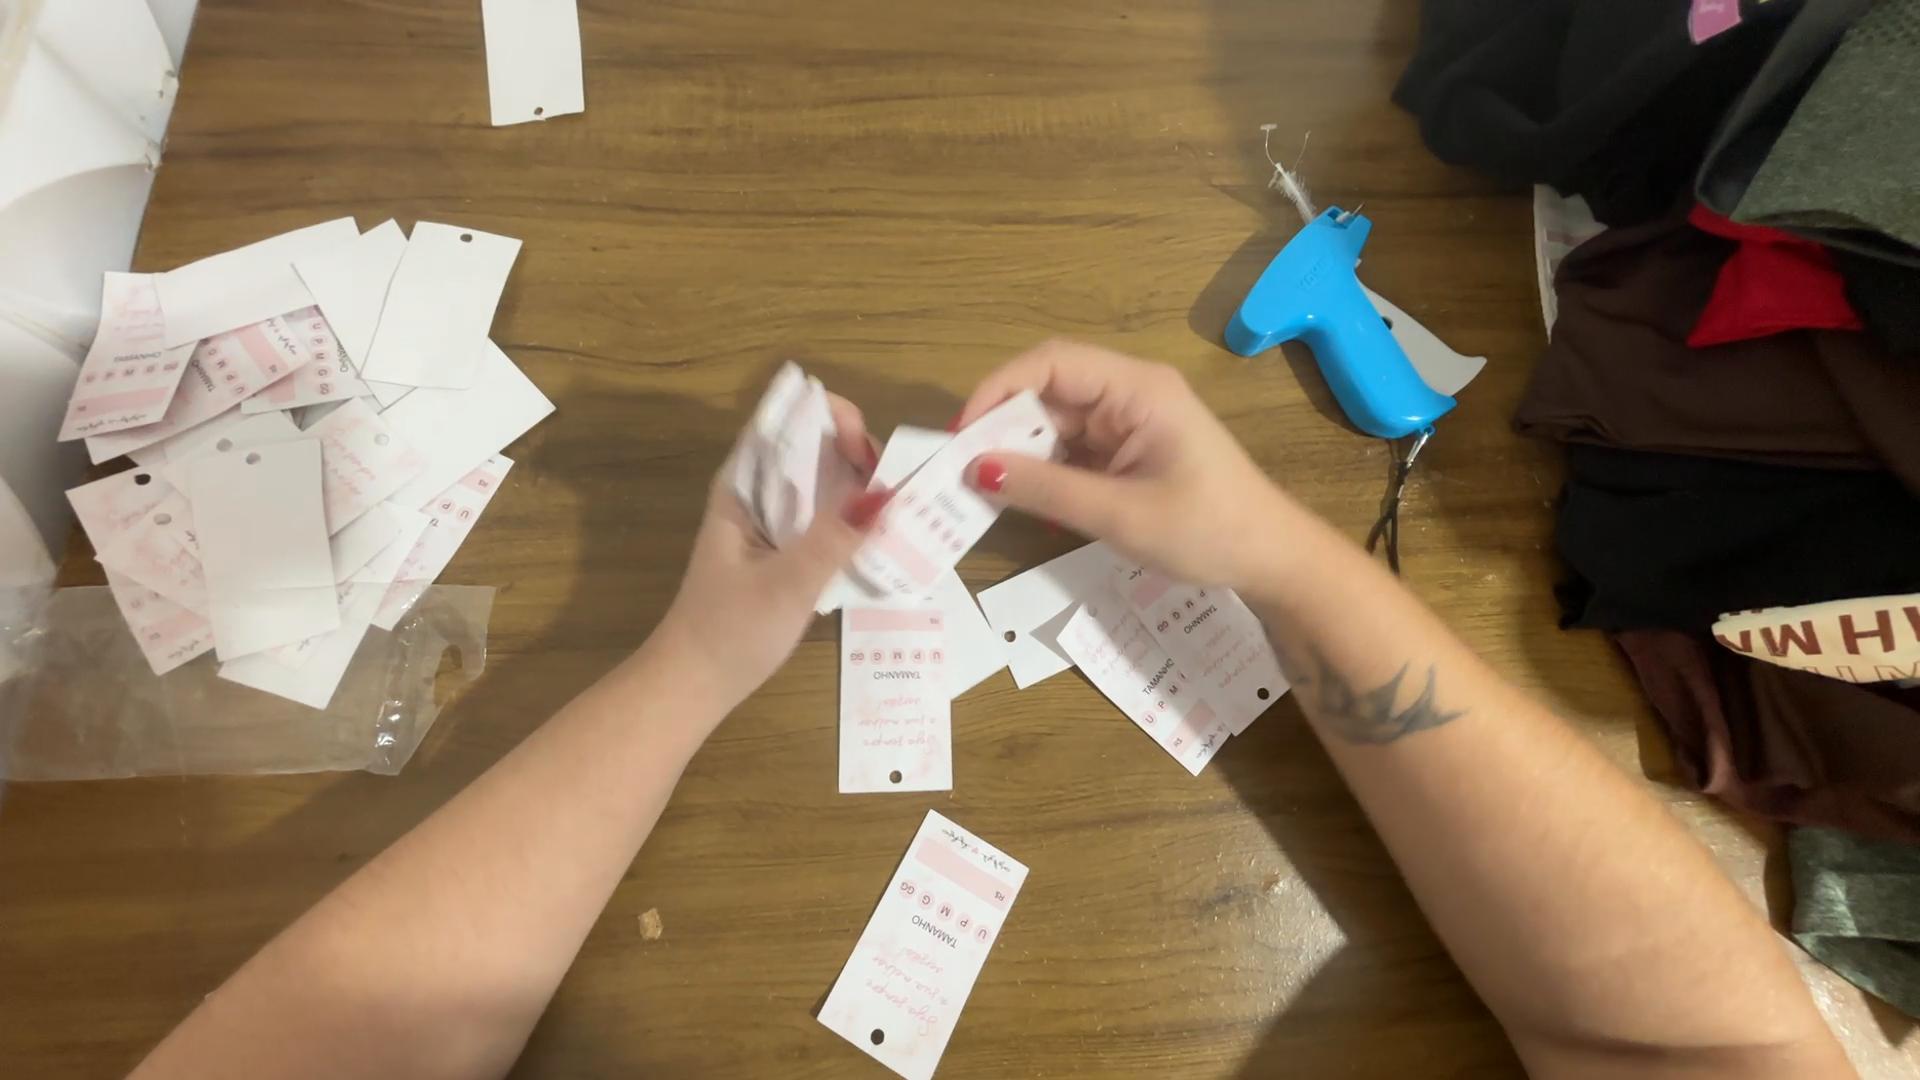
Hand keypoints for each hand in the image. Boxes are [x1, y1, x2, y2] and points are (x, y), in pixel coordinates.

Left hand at [656, 393, 888, 708]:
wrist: (698, 681)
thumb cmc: (729, 631)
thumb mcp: (786, 585)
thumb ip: (832, 541)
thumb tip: (885, 498)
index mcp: (744, 485)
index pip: (787, 421)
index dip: (832, 419)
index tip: (867, 452)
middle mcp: (761, 492)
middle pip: (816, 447)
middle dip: (859, 455)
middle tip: (899, 488)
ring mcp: (777, 520)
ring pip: (827, 482)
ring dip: (864, 486)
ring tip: (906, 508)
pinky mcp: (791, 547)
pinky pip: (830, 517)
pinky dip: (857, 518)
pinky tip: (887, 534)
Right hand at [956, 340, 1300, 592]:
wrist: (1269, 558)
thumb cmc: (1205, 530)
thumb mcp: (1118, 514)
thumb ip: (1045, 488)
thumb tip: (975, 470)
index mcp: (1136, 390)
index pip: (1051, 364)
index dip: (998, 390)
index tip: (962, 434)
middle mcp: (1129, 395)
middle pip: (1048, 392)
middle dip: (1003, 427)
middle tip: (963, 470)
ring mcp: (1128, 423)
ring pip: (1055, 424)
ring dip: (1021, 453)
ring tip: (984, 489)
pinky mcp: (1126, 450)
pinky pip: (1072, 450)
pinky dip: (1045, 472)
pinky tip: (1024, 498)